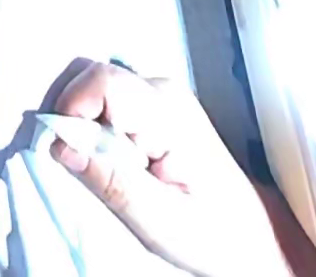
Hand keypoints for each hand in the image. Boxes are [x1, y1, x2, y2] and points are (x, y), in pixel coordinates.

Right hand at [50, 62, 286, 276]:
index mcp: (167, 112)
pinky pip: (107, 97)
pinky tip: (112, 158)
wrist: (255, 239)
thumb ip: (111, 183)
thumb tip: (61, 147)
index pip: (100, 81)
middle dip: (72, 116)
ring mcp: (158, 91)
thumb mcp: (162, 224)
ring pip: (95, 84)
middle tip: (81, 164)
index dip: (70, 109)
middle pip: (92, 75)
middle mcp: (162, 89)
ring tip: (103, 166)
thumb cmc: (218, 237)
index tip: (62, 151)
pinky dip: (95, 124)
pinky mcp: (153, 101)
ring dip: (83, 122)